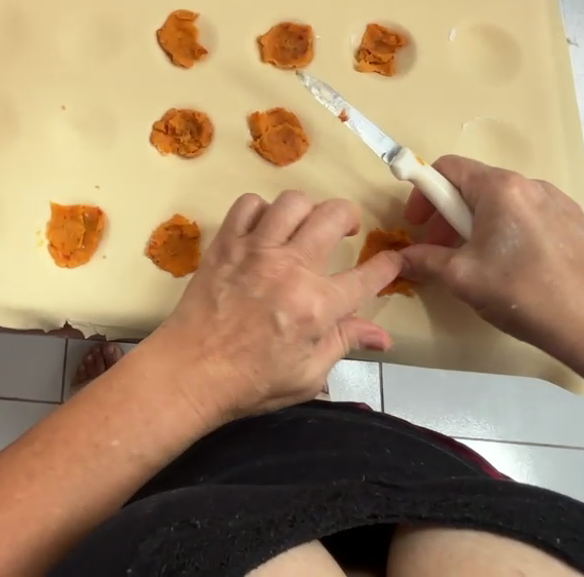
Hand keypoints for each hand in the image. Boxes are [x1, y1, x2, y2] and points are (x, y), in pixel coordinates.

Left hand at [147, 191, 400, 423]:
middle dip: (349, 217)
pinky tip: (264, 228)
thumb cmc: (250, 382)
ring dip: (307, 209)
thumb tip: (381, 336)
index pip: (366, 277)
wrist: (191, 370)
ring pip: (292, 202)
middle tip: (346, 230)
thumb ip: (343, 343)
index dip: (387, 266)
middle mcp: (290, 268)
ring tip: (306, 224)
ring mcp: (255, 250)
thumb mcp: (307, 375)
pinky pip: (248, 205)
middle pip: (333, 216)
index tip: (392, 259)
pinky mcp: (226, 243)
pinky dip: (261, 209)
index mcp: (316, 306)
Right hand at [400, 155, 583, 357]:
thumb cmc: (522, 292)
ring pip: (503, 202)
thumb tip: (401, 259)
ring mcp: (557, 203)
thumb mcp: (461, 277)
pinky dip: (508, 230)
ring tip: (475, 260)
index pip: (448, 168)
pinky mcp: (575, 223)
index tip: (417, 223)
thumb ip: (425, 260)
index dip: (424, 191)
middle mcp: (530, 185)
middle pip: (475, 185)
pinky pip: (528, 215)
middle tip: (440, 246)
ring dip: (478, 223)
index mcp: (500, 188)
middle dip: (449, 213)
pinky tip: (511, 266)